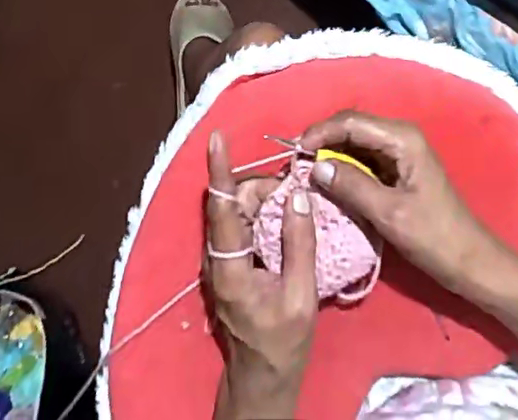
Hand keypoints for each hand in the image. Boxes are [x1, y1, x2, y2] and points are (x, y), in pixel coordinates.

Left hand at [206, 130, 315, 418]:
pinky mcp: (228, 263)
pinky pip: (242, 225)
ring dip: (265, 201)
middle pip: (235, 203)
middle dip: (264, 189)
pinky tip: (285, 221)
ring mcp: (219, 260)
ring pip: (238, 211)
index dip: (220, 170)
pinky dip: (262, 214)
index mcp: (229, 266)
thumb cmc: (282, 343)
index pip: (222, 208)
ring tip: (294, 209)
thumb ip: (299, 243)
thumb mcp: (301, 296)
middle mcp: (216, 257)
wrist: (261, 380)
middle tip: (297, 195)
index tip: (216, 138)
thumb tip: (297, 195)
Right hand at [298, 111, 514, 304]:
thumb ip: (351, 186)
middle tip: (295, 161)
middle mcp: (400, 135)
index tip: (294, 152)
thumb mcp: (389, 214)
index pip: (351, 121)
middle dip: (322, 139)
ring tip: (305, 169)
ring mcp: (400, 150)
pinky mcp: (397, 167)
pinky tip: (327, 179)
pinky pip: (363, 157)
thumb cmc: (434, 237)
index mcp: (402, 138)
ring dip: (331, 152)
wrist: (471, 262)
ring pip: (355, 141)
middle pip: (352, 126)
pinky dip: (343, 165)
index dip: (320, 132)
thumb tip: (315, 166)